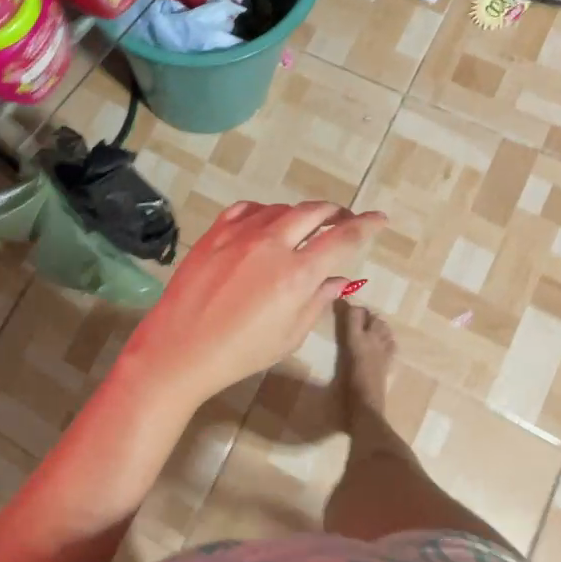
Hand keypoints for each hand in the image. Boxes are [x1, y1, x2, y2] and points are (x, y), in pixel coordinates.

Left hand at [115, 201, 386, 409]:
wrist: (180, 348)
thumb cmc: (240, 353)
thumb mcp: (289, 335)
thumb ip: (317, 301)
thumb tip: (338, 279)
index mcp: (296, 274)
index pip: (343, 239)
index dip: (367, 226)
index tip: (381, 219)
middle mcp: (271, 244)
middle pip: (314, 212)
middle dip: (336, 213)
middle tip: (345, 221)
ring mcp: (239, 234)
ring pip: (281, 208)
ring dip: (300, 214)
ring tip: (306, 228)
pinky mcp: (214, 233)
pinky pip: (247, 209)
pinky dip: (265, 212)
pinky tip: (266, 224)